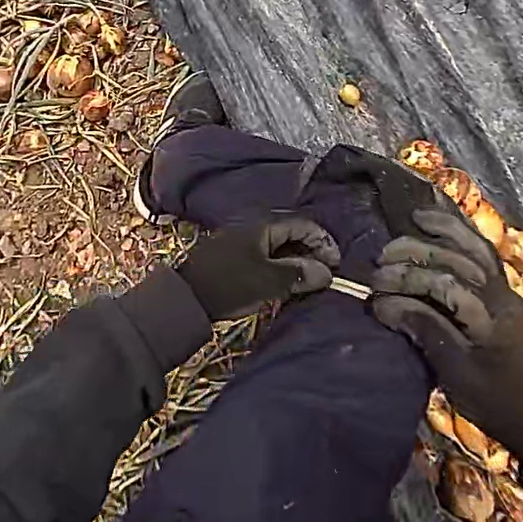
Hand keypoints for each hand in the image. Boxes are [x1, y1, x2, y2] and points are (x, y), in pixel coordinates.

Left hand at [175, 217, 339, 320]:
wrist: (186, 297)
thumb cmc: (230, 284)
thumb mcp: (268, 280)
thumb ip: (299, 273)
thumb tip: (327, 273)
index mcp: (263, 225)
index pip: (303, 225)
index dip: (323, 242)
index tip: (335, 265)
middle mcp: (253, 227)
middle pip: (291, 233)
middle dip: (311, 252)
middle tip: (324, 276)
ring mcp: (242, 240)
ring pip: (278, 246)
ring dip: (296, 261)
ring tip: (308, 282)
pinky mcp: (234, 255)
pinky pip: (266, 255)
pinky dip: (280, 266)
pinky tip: (284, 283)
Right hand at [371, 208, 522, 478]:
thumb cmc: (498, 404)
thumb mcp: (457, 375)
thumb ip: (425, 332)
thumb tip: (383, 304)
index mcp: (490, 319)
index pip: (444, 287)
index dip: (406, 285)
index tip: (375, 296)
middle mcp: (500, 296)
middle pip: (456, 261)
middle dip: (415, 256)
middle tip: (380, 261)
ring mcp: (505, 290)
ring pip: (474, 247)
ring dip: (442, 231)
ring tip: (414, 220)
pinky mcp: (504, 291)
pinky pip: (484, 251)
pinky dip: (463, 233)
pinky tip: (443, 225)